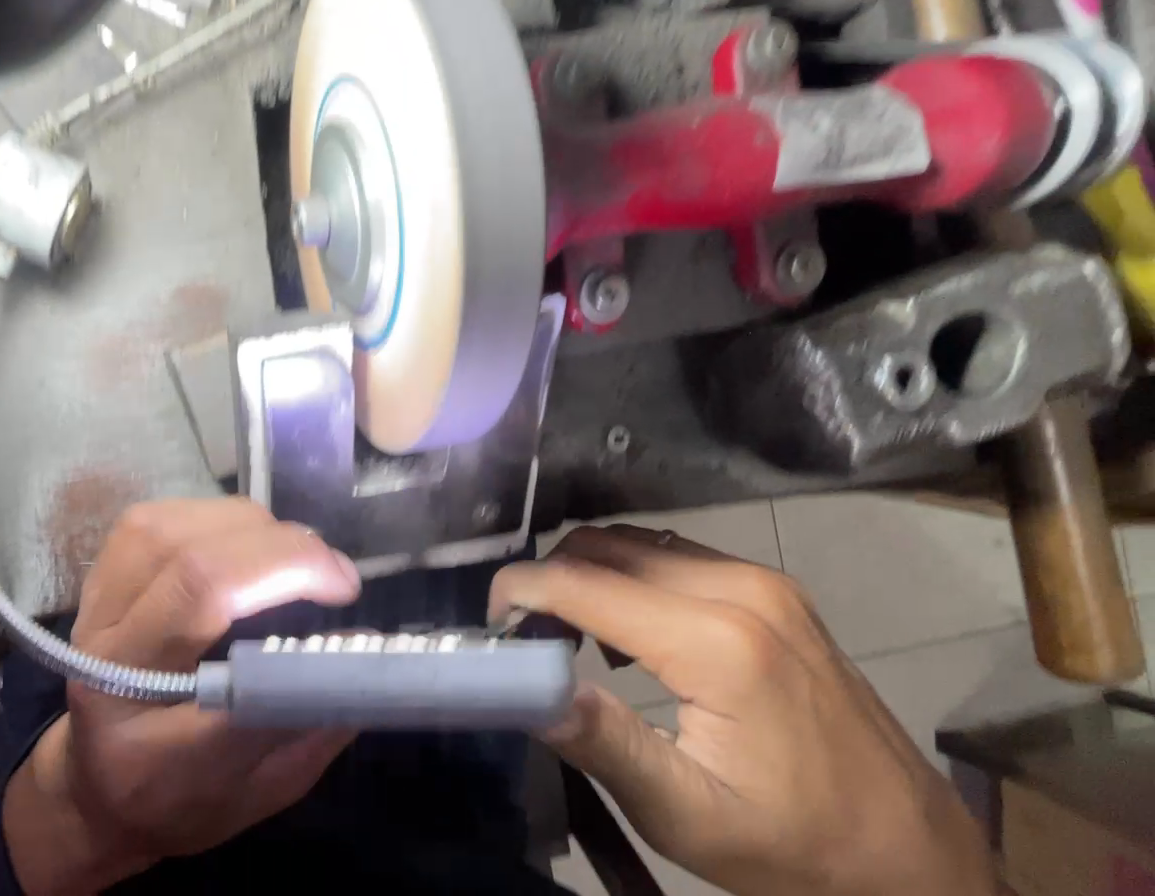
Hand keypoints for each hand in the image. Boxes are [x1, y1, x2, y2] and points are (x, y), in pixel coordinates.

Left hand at [2, 499, 362, 894]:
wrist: (94, 781)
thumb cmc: (179, 797)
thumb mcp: (256, 794)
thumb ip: (307, 727)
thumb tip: (363, 652)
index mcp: (145, 741)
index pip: (223, 673)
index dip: (288, 606)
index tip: (346, 595)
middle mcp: (108, 660)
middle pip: (193, 572)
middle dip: (282, 555)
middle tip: (338, 574)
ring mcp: (96, 609)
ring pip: (173, 532)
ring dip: (251, 529)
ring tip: (297, 554)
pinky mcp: (100, 575)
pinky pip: (158, 519)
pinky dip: (213, 517)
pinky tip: (248, 539)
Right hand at [490, 525, 999, 895]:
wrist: (913, 859)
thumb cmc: (794, 845)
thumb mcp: (687, 814)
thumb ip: (602, 742)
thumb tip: (523, 683)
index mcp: (717, 641)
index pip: (580, 582)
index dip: (518, 590)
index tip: (489, 625)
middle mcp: (739, 587)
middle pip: (602, 545)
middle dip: (547, 579)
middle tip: (524, 637)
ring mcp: (763, 580)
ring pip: (633, 542)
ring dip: (585, 576)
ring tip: (568, 636)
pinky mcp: (772, 588)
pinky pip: (670, 554)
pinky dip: (626, 577)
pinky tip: (625, 632)